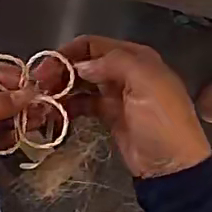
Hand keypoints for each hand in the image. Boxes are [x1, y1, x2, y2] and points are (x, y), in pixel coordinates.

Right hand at [49, 36, 211, 178]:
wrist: (172, 166)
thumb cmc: (162, 121)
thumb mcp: (145, 83)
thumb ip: (113, 64)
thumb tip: (80, 66)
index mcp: (136, 58)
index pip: (94, 45)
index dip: (68, 53)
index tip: (46, 67)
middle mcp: (125, 72)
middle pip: (85, 63)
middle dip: (61, 71)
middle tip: (39, 85)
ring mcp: (116, 95)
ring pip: (81, 84)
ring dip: (62, 89)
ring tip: (42, 100)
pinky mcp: (110, 116)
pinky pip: (84, 104)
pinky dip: (69, 106)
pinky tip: (55, 112)